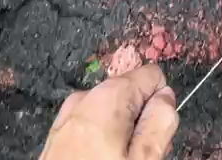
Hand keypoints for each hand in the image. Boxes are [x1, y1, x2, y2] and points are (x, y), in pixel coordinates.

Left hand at [38, 63, 178, 159]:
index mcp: (109, 94)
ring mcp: (67, 117)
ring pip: (111, 114)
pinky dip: (99, 144)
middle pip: (131, 96)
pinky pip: (91, 128)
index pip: (153, 78)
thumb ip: (161, 122)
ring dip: (119, 136)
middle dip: (139, 124)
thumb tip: (165, 96)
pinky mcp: (56, 137)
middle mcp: (86, 97)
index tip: (151, 141)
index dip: (159, 109)